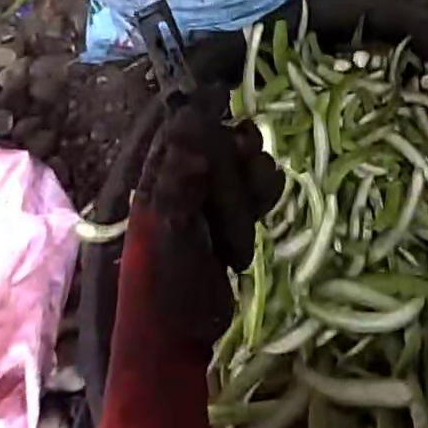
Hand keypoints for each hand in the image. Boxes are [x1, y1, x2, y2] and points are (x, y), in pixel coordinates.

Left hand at [130, 88, 282, 347]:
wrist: (181, 337)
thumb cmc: (165, 286)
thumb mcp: (169, 235)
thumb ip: (181, 181)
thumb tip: (192, 134)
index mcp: (161, 178)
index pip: (183, 125)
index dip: (203, 106)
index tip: (226, 90)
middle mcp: (188, 178)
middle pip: (224, 140)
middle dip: (236, 162)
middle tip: (239, 181)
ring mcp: (214, 195)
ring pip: (247, 160)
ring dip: (251, 187)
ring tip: (238, 232)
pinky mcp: (237, 211)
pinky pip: (262, 182)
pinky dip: (266, 193)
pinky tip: (261, 216)